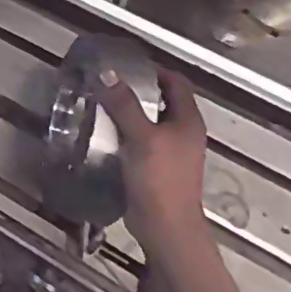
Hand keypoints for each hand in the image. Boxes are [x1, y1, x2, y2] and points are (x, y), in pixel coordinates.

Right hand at [99, 67, 208, 249]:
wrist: (165, 227)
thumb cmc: (160, 179)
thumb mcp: (141, 137)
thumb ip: (124, 105)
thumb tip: (106, 73)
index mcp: (188, 121)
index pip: (176, 83)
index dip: (155, 70)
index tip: (127, 64)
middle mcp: (184, 133)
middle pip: (163, 101)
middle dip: (139, 89)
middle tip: (109, 81)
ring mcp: (172, 152)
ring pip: (151, 121)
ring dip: (130, 111)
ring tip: (102, 103)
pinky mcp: (157, 167)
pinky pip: (141, 139)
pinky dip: (126, 131)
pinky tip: (105, 132)